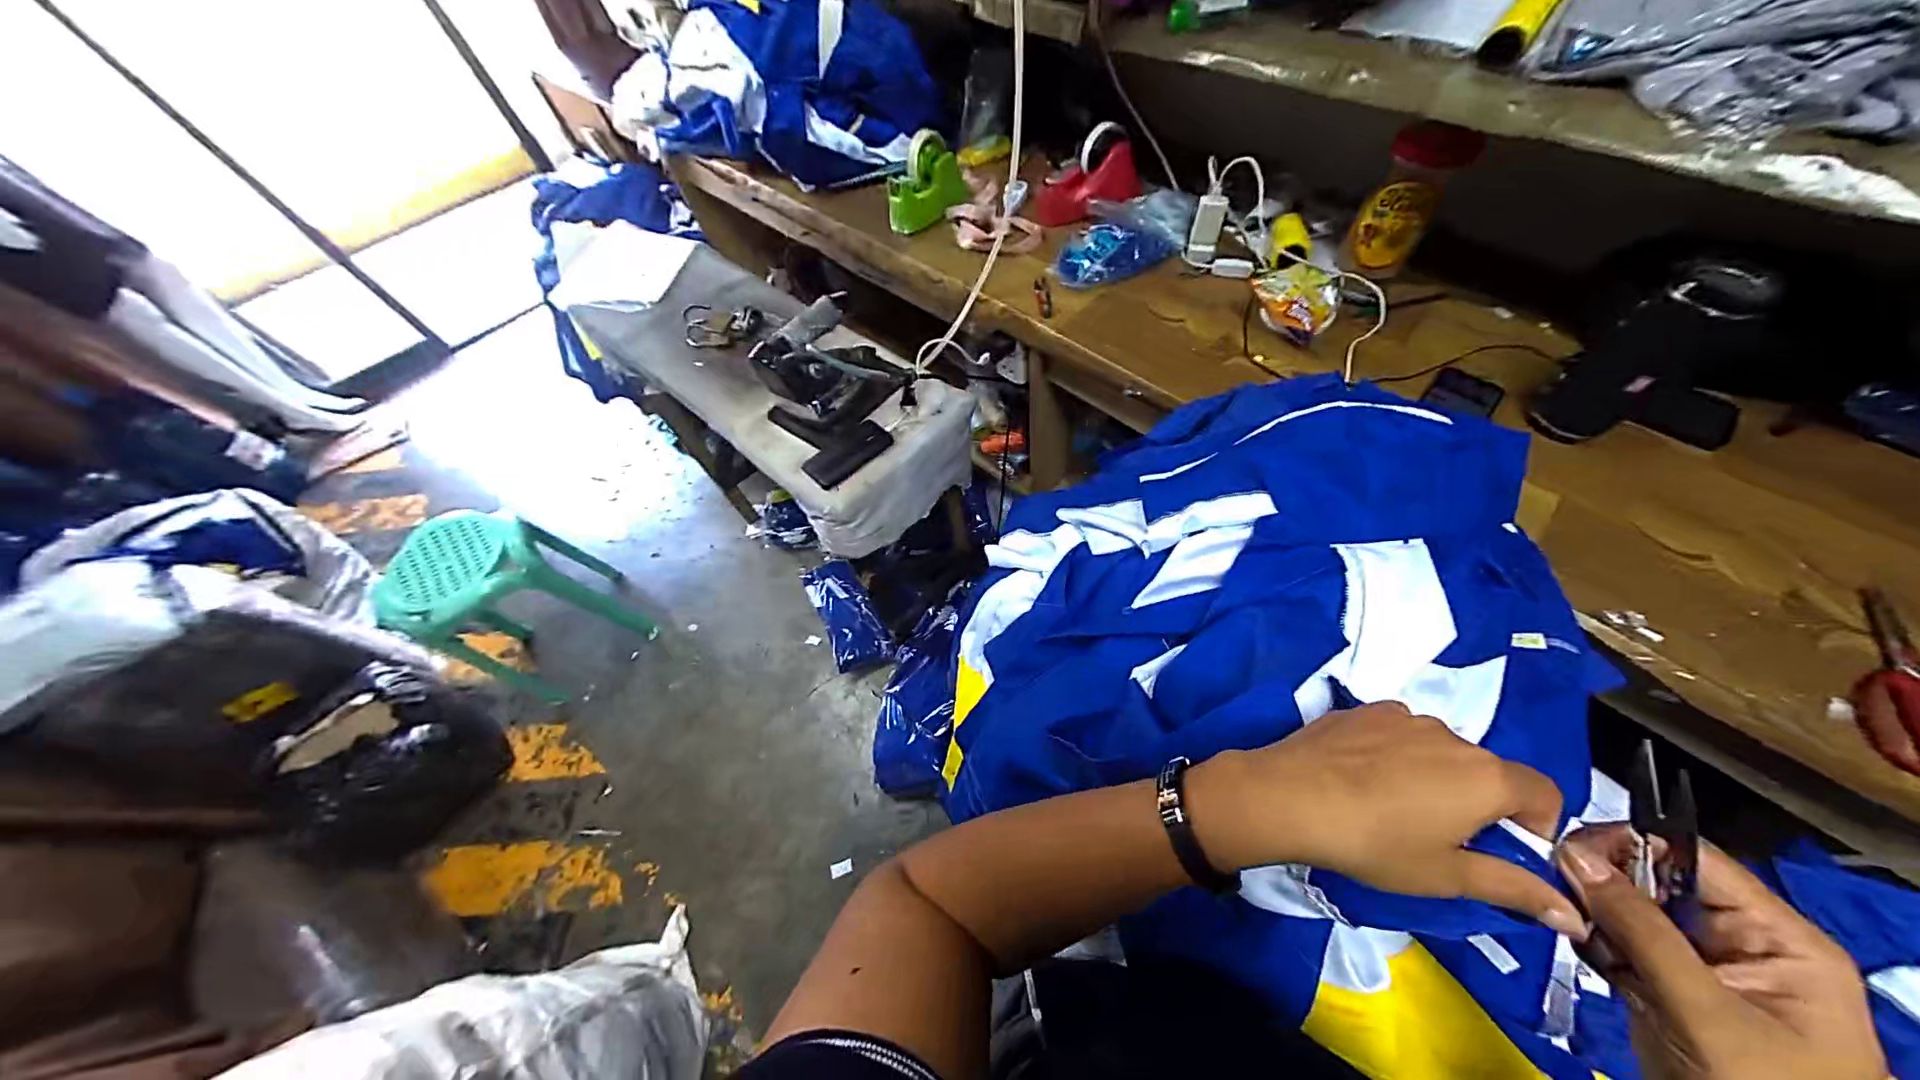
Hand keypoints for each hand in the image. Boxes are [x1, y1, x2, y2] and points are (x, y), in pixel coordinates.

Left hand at [1186, 700, 1585, 936]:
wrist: (1288, 795)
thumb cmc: (1373, 842)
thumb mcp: (1446, 875)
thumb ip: (1514, 888)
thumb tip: (1573, 912)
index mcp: (1485, 774)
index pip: (1543, 793)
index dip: (1534, 825)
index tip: (1500, 849)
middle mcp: (1448, 734)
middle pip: (1484, 769)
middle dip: (1476, 801)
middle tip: (1436, 835)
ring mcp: (1399, 715)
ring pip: (1435, 748)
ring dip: (1430, 773)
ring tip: (1388, 806)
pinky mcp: (1358, 710)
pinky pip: (1392, 733)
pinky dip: (1389, 752)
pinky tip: (1357, 778)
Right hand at [1556, 828, 1886, 1079]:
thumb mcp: (1705, 1014)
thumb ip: (1641, 929)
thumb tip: (1573, 853)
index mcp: (1776, 938)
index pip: (1693, 858)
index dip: (1629, 844)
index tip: (1566, 850)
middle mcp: (1736, 939)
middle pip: (1652, 879)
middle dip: (1602, 884)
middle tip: (1562, 895)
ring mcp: (1697, 963)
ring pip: (1624, 906)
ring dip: (1590, 913)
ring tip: (1578, 935)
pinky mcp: (1661, 982)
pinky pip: (1615, 937)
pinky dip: (1590, 940)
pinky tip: (1586, 954)